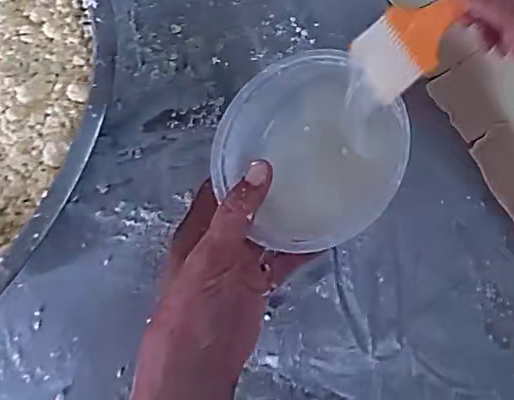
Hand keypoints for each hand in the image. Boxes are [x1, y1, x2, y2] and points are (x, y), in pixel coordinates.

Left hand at [131, 164, 316, 399]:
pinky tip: (321, 236)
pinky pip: (282, 259)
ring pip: (267, 229)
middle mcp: (220, 240)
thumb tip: (259, 168)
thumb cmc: (192, 309)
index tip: (267, 142)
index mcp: (199, 228)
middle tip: (299, 162)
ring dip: (287, 215)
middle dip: (269, 187)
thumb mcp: (211, 254)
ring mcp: (240, 262)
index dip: (239, 164)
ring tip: (315, 190)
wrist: (198, 371)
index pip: (219, 185)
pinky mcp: (258, 284)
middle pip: (247, 205)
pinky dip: (301, 248)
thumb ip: (236, 212)